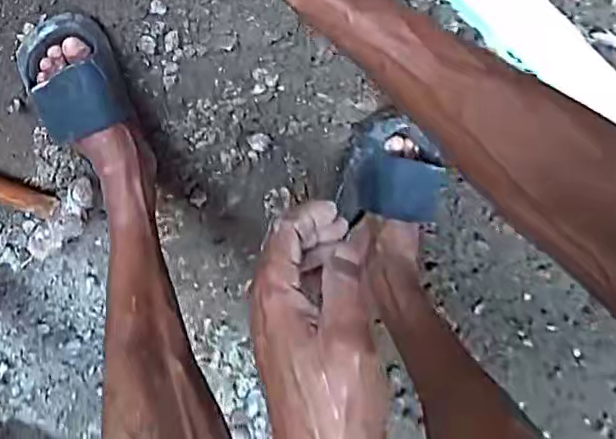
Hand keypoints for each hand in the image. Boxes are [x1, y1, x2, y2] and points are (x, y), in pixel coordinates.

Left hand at [250, 201, 390, 438]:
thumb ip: (347, 283)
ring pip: (291, 272)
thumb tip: (350, 243)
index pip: (284, 234)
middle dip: (314, 231)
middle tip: (342, 223)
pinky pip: (297, 295)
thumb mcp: (347, 335)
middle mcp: (265, 304)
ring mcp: (273, 324)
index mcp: (272, 293)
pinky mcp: (285, 343)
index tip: (332, 207)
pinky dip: (319, 280)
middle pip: (284, 249)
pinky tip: (340, 286)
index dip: (309, 215)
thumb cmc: (332, 407)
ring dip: (318, 255)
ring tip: (346, 248)